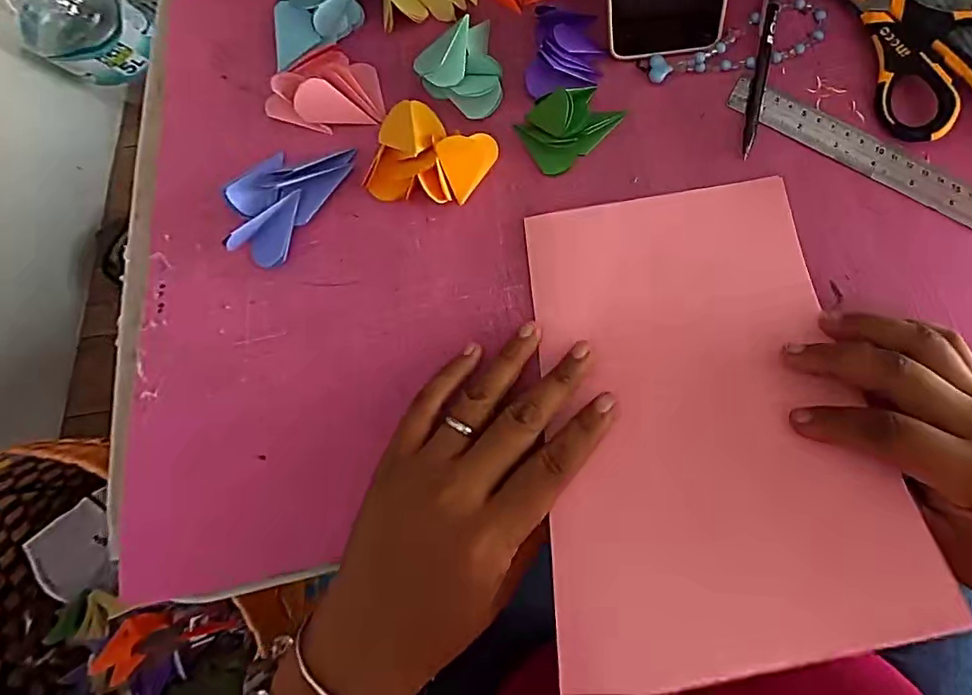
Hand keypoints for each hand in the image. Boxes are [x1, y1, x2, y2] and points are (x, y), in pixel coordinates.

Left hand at [284, 324, 616, 694]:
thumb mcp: (502, 585)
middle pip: (518, 425)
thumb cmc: (445, 619)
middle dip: (557, 383)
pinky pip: (422, 408)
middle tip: (582, 350)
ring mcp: (419, 472)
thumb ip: (534, 525)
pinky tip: (472, 350)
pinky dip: (447, 376)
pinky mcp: (392, 462)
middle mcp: (456, 494)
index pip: (551, 469)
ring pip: (473, 404)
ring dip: (508, 363)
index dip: (584, 431)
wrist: (362, 639)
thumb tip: (565, 467)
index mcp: (489, 534)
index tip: (608, 399)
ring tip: (534, 331)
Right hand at [780, 312, 971, 618]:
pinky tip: (879, 324)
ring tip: (829, 323)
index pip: (894, 431)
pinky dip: (907, 328)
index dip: (841, 422)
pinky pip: (947, 344)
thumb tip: (839, 447)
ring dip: (872, 327)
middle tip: (798, 354)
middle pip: (903, 373)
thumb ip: (892, 489)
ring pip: (925, 344)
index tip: (799, 418)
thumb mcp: (937, 544)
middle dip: (842, 359)